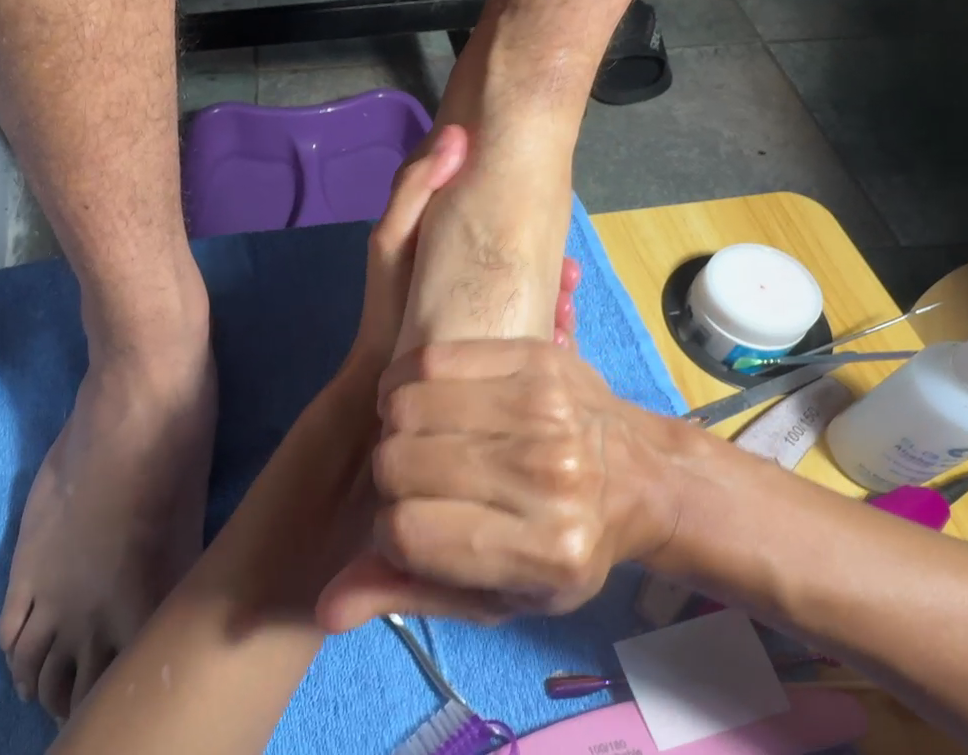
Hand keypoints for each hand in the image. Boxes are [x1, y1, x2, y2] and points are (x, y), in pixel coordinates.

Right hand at [316, 339, 690, 631]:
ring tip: (423, 439)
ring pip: (406, 407)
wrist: (641, 476)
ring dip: (398, 426)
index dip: (390, 531)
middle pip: (398, 463)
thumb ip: (411, 593)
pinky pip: (431, 358)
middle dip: (392, 477)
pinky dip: (409, 379)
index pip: (405, 532)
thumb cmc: (564, 548)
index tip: (414, 529)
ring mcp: (544, 410)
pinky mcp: (537, 358)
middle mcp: (547, 477)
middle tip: (421, 481)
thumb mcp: (497, 596)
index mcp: (543, 552)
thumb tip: (326, 608)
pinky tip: (428, 400)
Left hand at [348, 128, 581, 375]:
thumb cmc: (387, 303)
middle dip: (558, 266)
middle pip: (533, 256)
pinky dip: (550, 330)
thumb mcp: (392, 240)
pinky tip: (559, 341)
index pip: (507, 212)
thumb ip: (415, 189)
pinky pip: (535, 326)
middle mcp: (479, 270)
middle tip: (571, 280)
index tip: (559, 221)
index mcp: (457, 239)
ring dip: (561, 299)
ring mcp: (491, 306)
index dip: (535, 211)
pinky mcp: (497, 337)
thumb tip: (457, 135)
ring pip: (541, 292)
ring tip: (566, 315)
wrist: (384, 375)